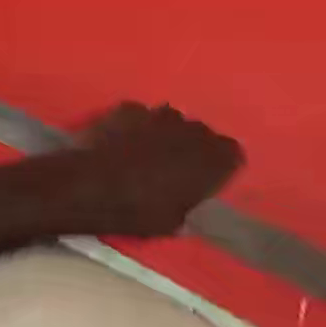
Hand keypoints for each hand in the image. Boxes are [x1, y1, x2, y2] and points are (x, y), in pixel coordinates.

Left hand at [61, 103, 243, 236]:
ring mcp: (157, 113)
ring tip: (144, 148)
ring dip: (163, 130)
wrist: (93, 184)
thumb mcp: (178, 219)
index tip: (206, 174)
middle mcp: (191, 130)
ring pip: (169, 118)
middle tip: (173, 162)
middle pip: (199, 131)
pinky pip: (138, 113)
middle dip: (190, 143)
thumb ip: (189, 200)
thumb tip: (184, 198)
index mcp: (214, 159)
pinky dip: (134, 123)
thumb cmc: (142, 210)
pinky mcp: (127, 107)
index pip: (232, 152)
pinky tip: (120, 137)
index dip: (218, 162)